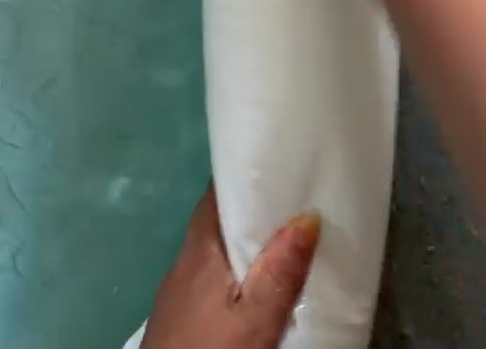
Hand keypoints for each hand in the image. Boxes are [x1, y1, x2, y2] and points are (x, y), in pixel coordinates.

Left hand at [143, 187, 322, 348]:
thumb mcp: (255, 320)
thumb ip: (279, 272)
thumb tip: (308, 214)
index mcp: (200, 247)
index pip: (217, 191)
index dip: (245, 175)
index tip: (276, 165)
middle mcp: (184, 257)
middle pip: (216, 218)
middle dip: (249, 208)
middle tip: (289, 204)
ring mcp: (177, 285)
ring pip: (212, 247)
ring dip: (239, 240)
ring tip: (279, 242)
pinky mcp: (177, 312)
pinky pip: (206, 273)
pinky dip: (229, 268)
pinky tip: (249, 286)